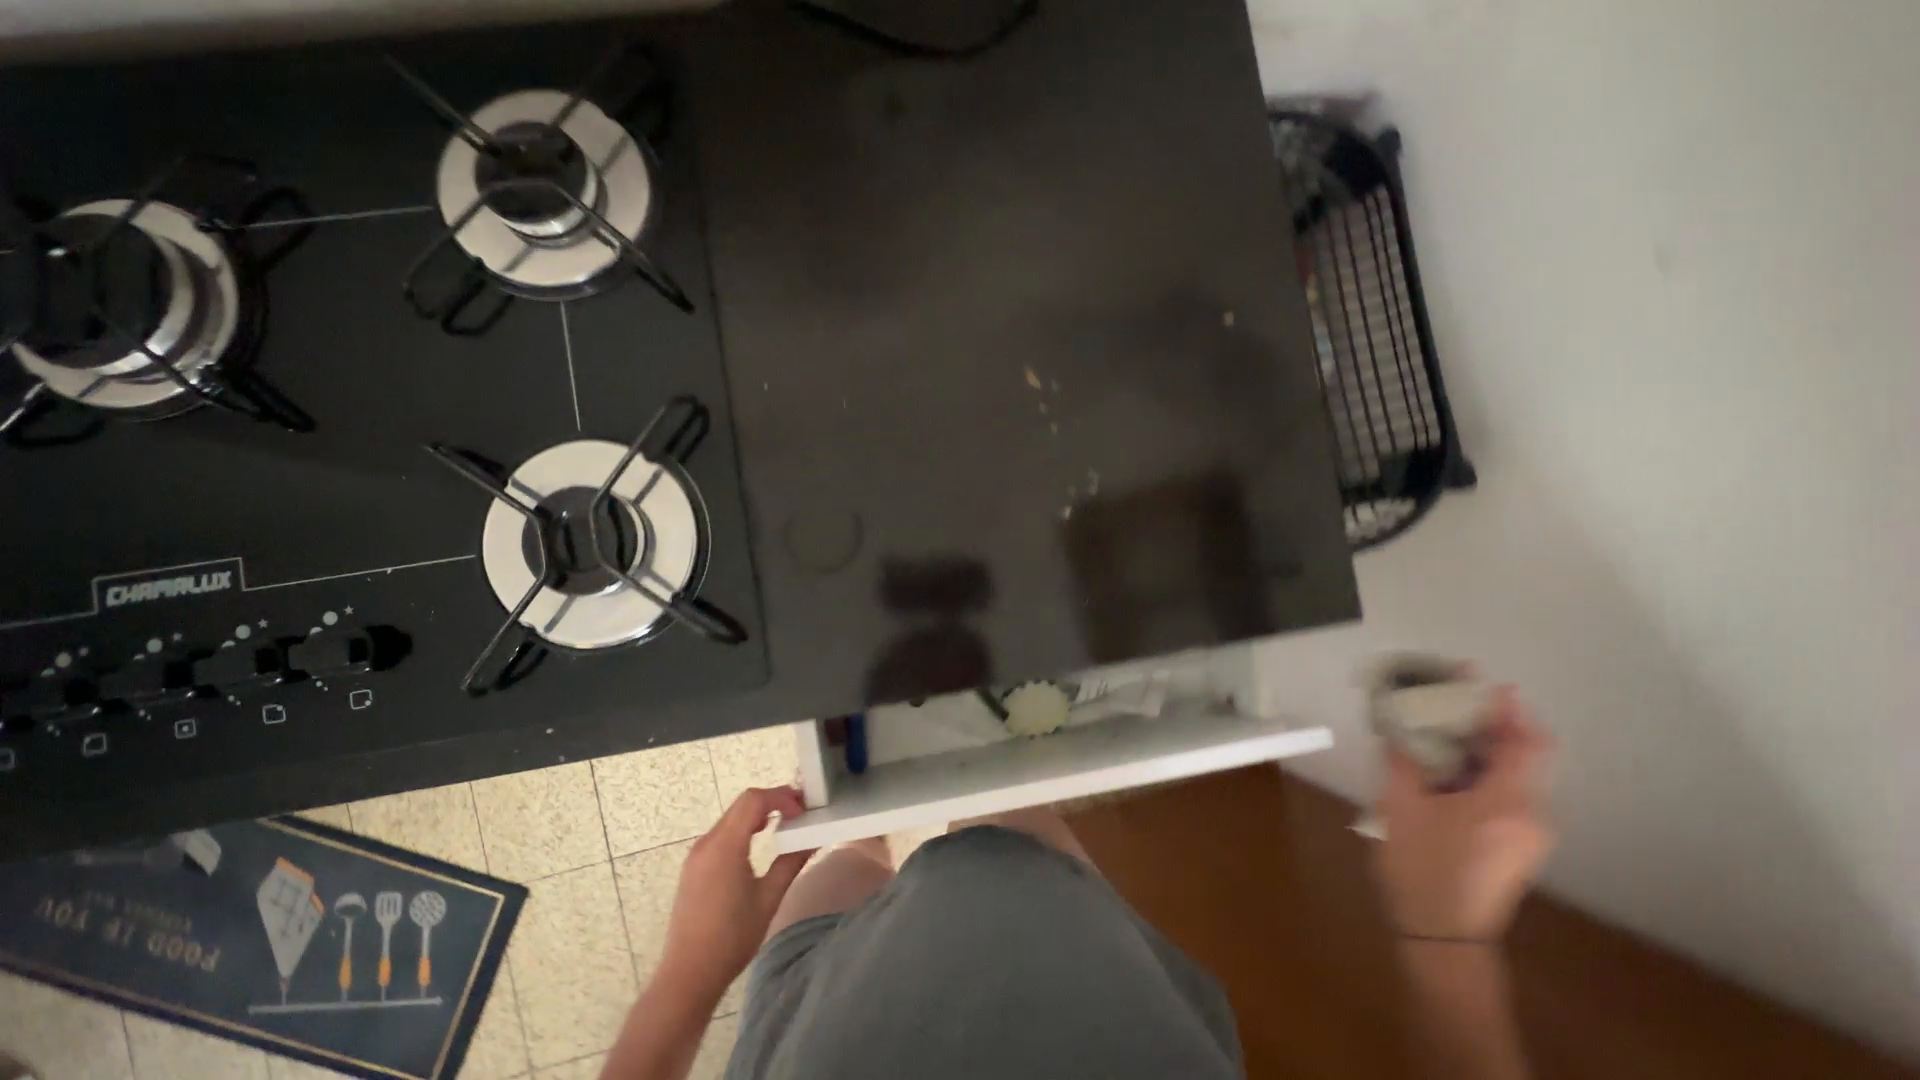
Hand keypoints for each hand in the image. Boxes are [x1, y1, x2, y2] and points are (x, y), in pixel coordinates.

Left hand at [657, 787, 815, 1001]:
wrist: (688, 973)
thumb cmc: (731, 938)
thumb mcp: (768, 899)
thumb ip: (791, 863)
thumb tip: (813, 839)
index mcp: (724, 847)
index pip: (753, 800)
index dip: (781, 797)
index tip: (804, 811)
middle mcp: (706, 843)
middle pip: (741, 805)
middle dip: (772, 802)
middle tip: (801, 813)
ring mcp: (696, 855)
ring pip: (731, 818)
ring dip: (758, 815)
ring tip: (785, 826)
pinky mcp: (693, 867)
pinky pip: (721, 834)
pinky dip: (743, 829)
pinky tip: (759, 844)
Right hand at [1373, 687, 1554, 941]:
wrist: (1443, 938)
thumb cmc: (1421, 870)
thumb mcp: (1400, 809)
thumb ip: (1402, 763)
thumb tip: (1399, 731)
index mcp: (1506, 802)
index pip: (1527, 744)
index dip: (1510, 711)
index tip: (1485, 685)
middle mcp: (1531, 814)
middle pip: (1522, 757)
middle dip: (1490, 727)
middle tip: (1450, 707)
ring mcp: (1530, 834)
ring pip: (1514, 777)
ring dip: (1483, 752)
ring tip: (1441, 738)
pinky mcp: (1520, 848)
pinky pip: (1508, 796)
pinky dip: (1483, 776)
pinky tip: (1448, 776)